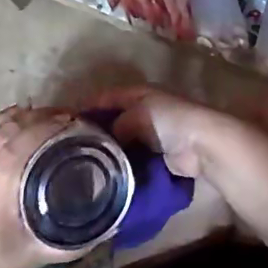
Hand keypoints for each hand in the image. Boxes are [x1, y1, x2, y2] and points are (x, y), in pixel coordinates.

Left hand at [0, 105, 85, 267]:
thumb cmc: (0, 262)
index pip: (27, 139)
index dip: (52, 125)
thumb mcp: (42, 253)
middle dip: (43, 116)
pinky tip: (19, 115)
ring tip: (48, 115)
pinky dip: (2, 118)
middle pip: (14, 127)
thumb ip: (78, 239)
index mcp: (1, 185)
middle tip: (69, 118)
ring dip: (24, 115)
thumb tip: (113, 224)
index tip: (75, 123)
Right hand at [83, 85, 233, 178]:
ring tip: (85, 164)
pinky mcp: (158, 155)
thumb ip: (116, 124)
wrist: (200, 145)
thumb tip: (105, 138)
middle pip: (113, 119)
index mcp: (138, 93)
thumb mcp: (137, 114)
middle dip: (96, 131)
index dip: (88, 106)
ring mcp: (151, 134)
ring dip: (110, 151)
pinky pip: (134, 159)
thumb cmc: (169, 120)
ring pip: (122, 141)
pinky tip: (106, 174)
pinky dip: (123, 165)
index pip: (106, 96)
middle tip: (72, 148)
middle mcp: (143, 110)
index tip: (66, 121)